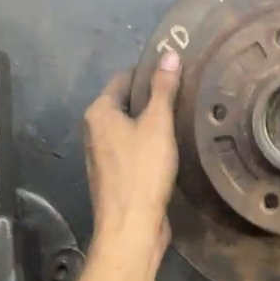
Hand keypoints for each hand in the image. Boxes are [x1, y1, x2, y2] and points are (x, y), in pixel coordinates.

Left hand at [83, 50, 182, 257]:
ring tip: (183, 118)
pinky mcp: (114, 176)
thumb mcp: (157, 124)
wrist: (131, 228)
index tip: (176, 72)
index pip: (124, 78)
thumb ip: (164, 88)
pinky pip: (132, 149)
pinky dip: (149, 145)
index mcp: (99, 112)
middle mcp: (94, 130)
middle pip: (126, 102)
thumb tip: (170, 52)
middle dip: (152, 98)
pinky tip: (171, 148)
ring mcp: (102, 156)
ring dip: (151, 124)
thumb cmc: (142, 170)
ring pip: (129, 128)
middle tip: (185, 94)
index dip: (149, 72)